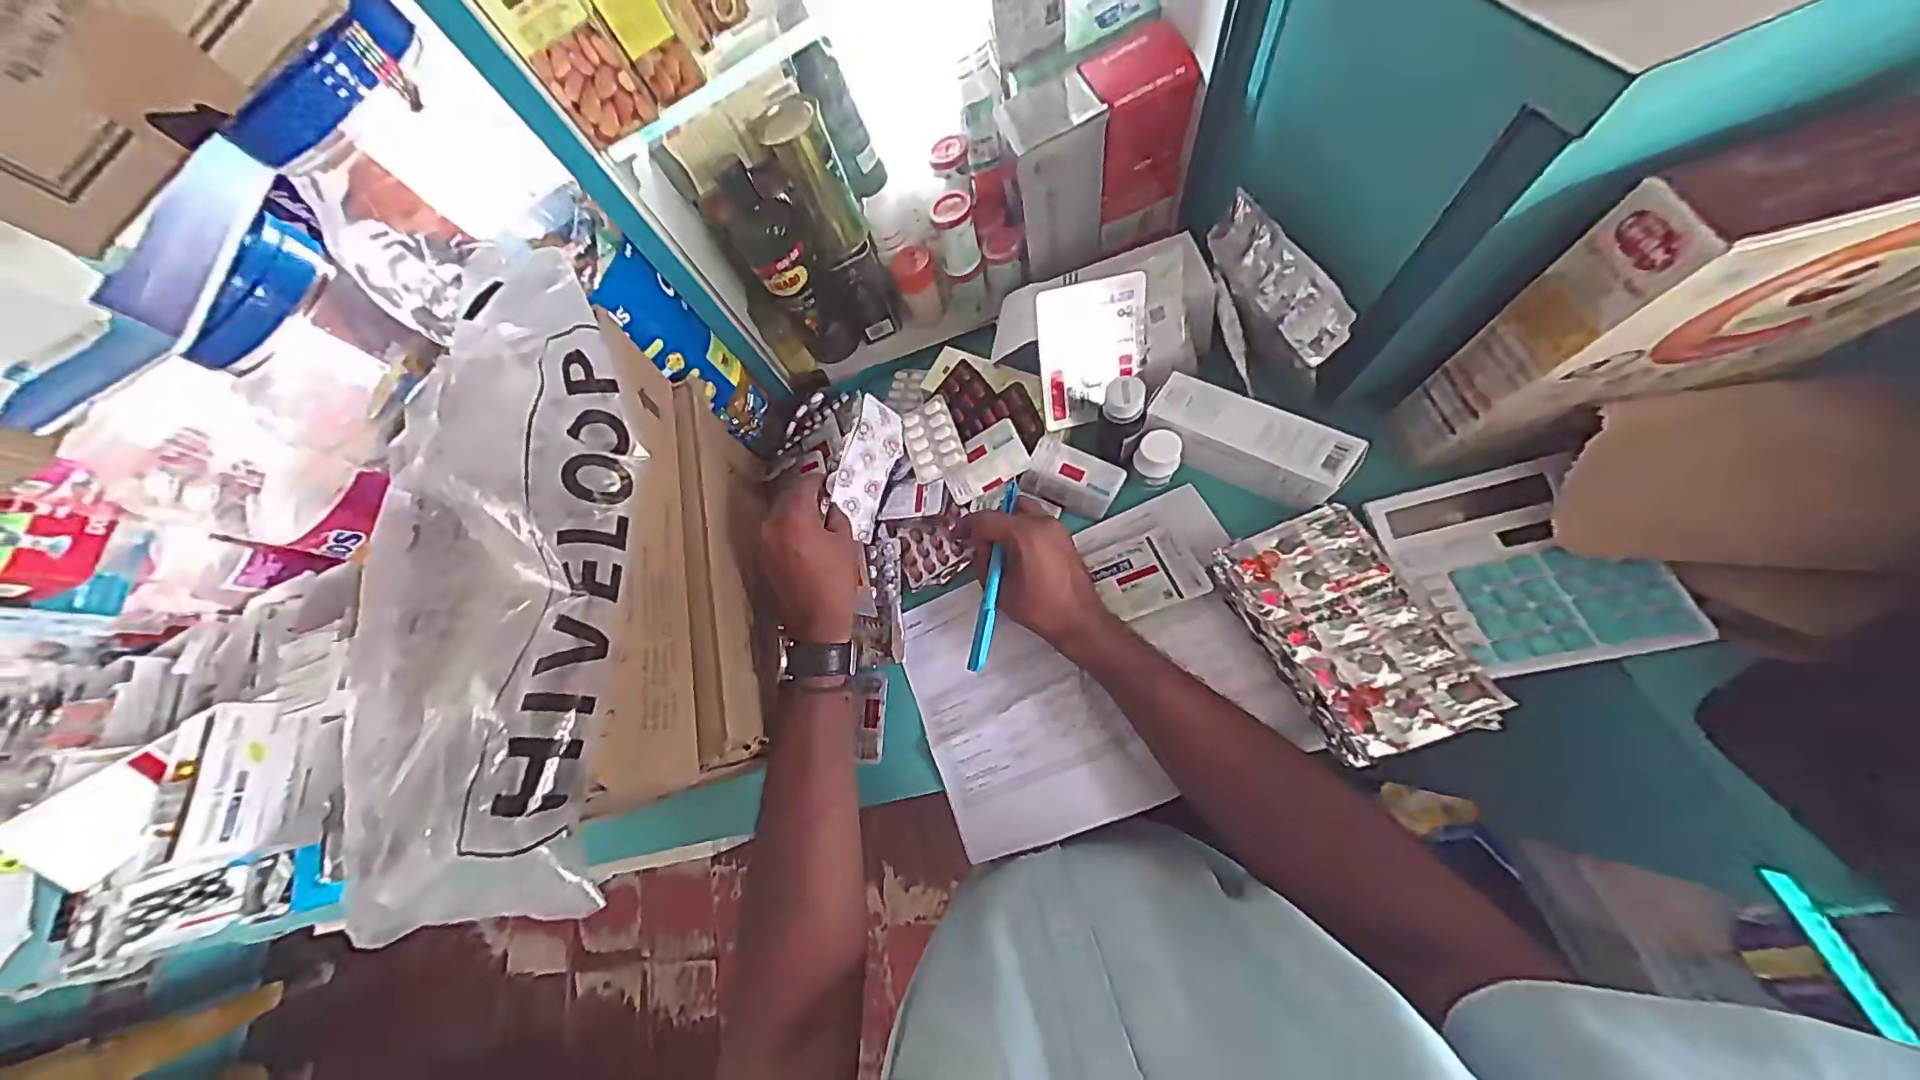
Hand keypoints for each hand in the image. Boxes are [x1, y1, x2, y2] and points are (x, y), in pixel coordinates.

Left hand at [760, 474, 862, 643]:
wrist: (817, 625)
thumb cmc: (834, 588)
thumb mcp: (847, 544)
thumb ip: (838, 517)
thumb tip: (832, 507)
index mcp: (794, 520)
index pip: (805, 485)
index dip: (820, 480)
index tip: (828, 482)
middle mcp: (772, 528)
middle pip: (788, 498)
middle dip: (806, 496)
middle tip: (824, 499)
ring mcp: (763, 545)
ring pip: (779, 517)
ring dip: (796, 514)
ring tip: (817, 522)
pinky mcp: (761, 560)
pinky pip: (774, 535)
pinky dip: (788, 532)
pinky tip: (806, 542)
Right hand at [956, 503, 1120, 657]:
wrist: (1079, 619)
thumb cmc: (1039, 608)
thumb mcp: (1000, 589)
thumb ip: (984, 563)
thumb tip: (980, 549)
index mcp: (1023, 533)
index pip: (986, 519)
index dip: (967, 526)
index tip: (957, 534)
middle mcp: (1041, 523)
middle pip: (1006, 509)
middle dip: (989, 524)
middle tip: (980, 544)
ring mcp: (1055, 527)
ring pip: (1023, 512)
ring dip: (1007, 525)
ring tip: (999, 550)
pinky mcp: (1063, 536)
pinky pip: (1036, 523)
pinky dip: (1022, 530)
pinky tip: (1017, 554)